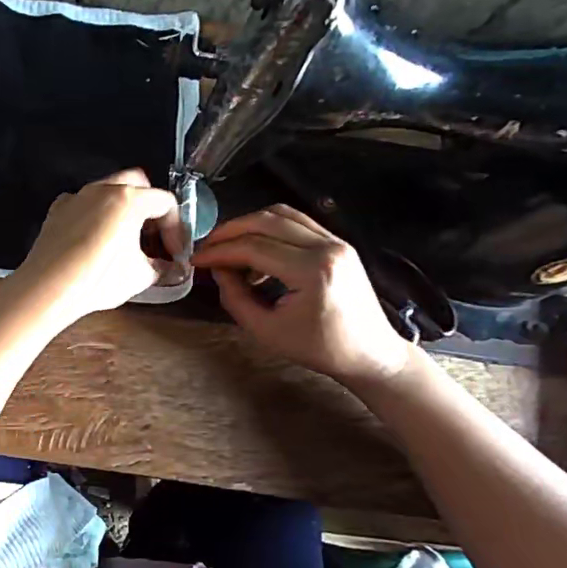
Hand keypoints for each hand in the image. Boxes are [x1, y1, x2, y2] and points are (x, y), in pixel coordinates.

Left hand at [5, 170, 180, 326]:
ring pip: (108, 191)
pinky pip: (82, 204)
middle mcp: (102, 189)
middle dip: (148, 207)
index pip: (165, 203)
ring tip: (124, 239)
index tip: (174, 252)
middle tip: (151, 235)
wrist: (48, 289)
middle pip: (136, 184)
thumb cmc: (98, 279)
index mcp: (129, 198)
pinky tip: (94, 239)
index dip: (175, 228)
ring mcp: (76, 197)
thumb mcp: (140, 276)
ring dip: (121, 209)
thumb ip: (163, 268)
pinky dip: (94, 214)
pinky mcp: (56, 210)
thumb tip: (173, 269)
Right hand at [190, 204, 415, 388]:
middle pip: (265, 220)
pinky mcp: (338, 242)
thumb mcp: (265, 330)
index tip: (196, 259)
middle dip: (229, 231)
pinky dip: (269, 229)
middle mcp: (326, 247)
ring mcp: (336, 241)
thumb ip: (235, 297)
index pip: (253, 247)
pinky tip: (255, 251)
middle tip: (207, 247)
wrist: (370, 353)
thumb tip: (217, 269)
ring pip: (281, 214)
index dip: (219, 251)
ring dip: (248, 226)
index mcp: (312, 271)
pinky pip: (296, 223)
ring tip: (228, 247)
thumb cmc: (318, 348)